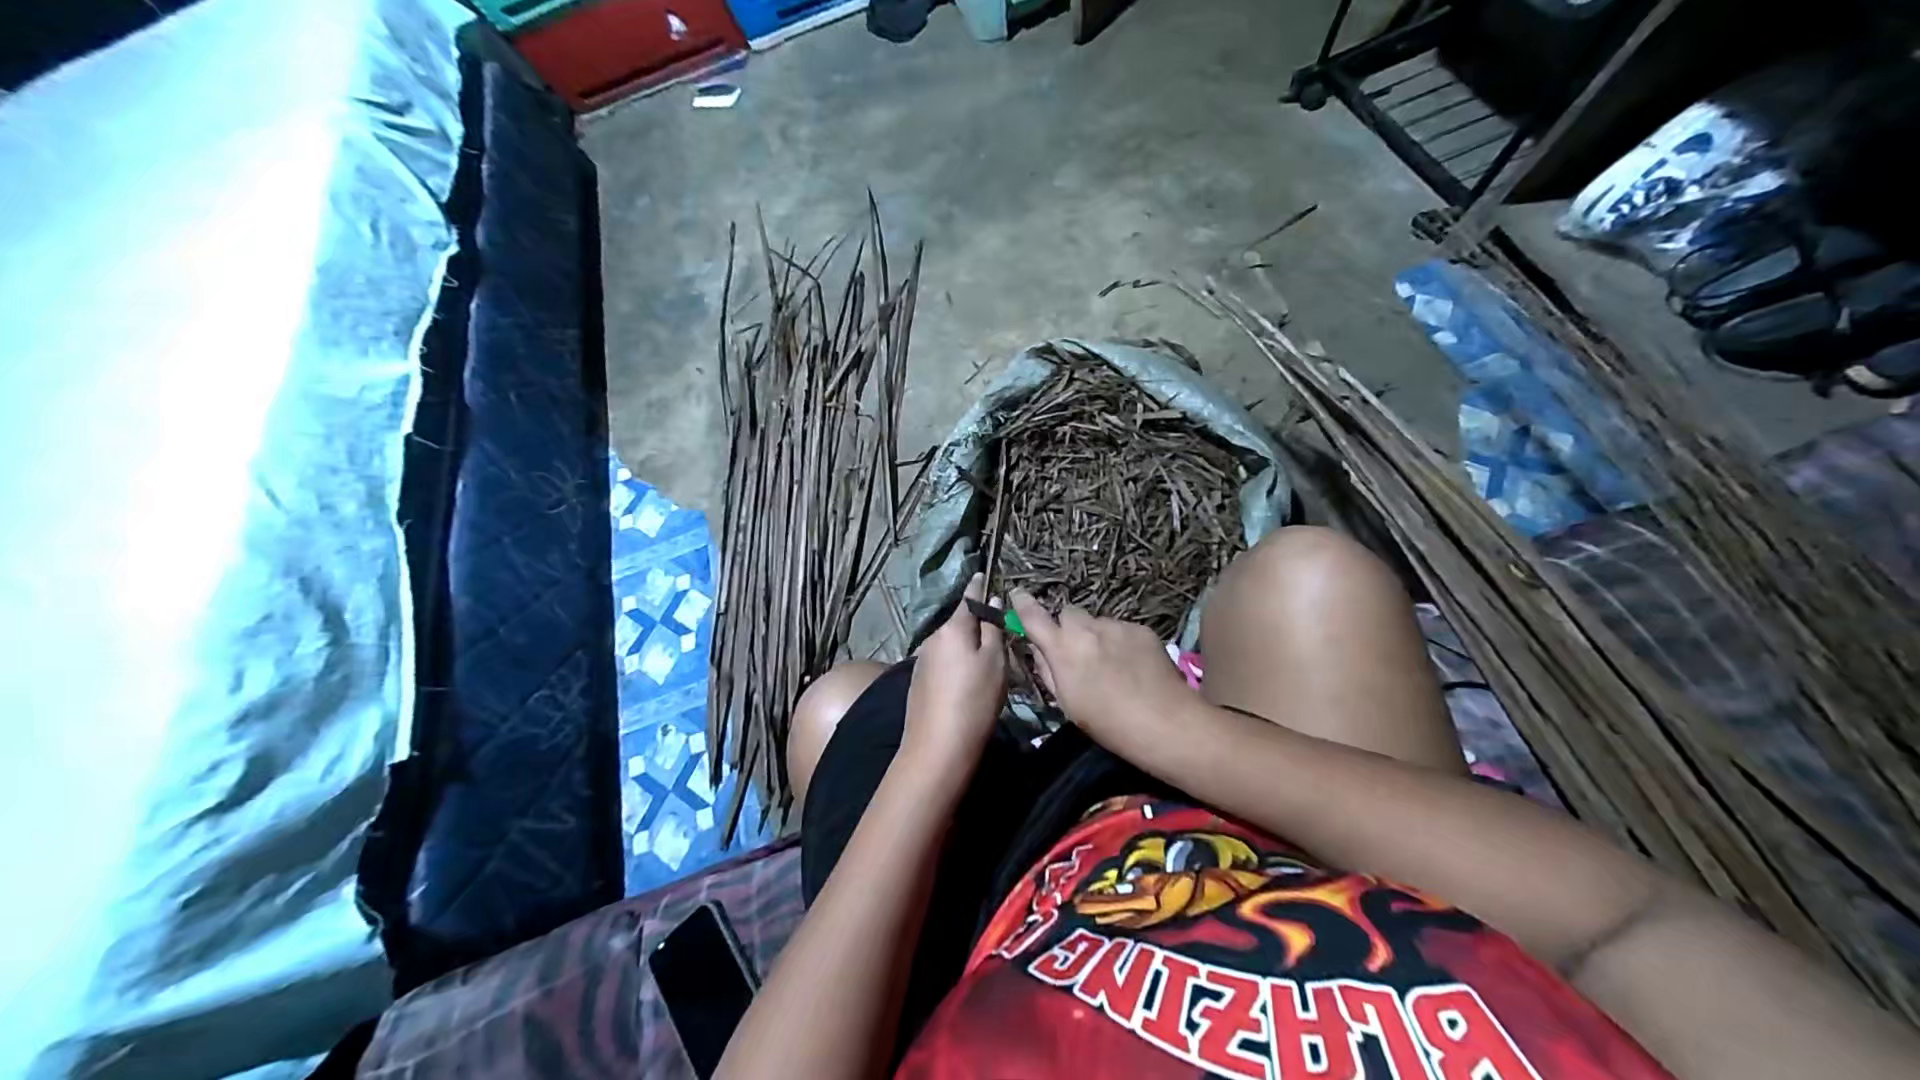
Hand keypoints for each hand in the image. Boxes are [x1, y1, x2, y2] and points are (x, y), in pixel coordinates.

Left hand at [903, 573, 1006, 767]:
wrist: (937, 747)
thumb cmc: (974, 700)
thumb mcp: (995, 662)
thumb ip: (993, 628)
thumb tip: (992, 600)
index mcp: (952, 628)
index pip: (969, 597)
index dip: (979, 586)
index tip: (985, 575)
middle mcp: (933, 638)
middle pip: (959, 623)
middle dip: (976, 624)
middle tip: (999, 636)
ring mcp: (922, 660)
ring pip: (951, 644)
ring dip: (966, 647)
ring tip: (986, 664)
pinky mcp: (918, 681)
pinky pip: (943, 662)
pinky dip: (956, 664)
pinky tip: (966, 683)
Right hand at [1009, 591, 1193, 744]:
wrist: (1165, 723)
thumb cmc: (1108, 724)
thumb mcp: (1067, 703)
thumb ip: (1048, 671)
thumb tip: (1039, 650)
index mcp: (1063, 649)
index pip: (1034, 617)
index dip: (1023, 604)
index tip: (1017, 595)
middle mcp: (1086, 629)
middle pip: (1068, 614)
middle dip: (1068, 628)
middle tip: (1078, 652)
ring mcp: (1116, 626)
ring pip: (1097, 622)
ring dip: (1096, 636)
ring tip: (1112, 665)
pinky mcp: (1141, 629)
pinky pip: (1121, 629)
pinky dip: (1120, 642)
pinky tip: (1133, 665)